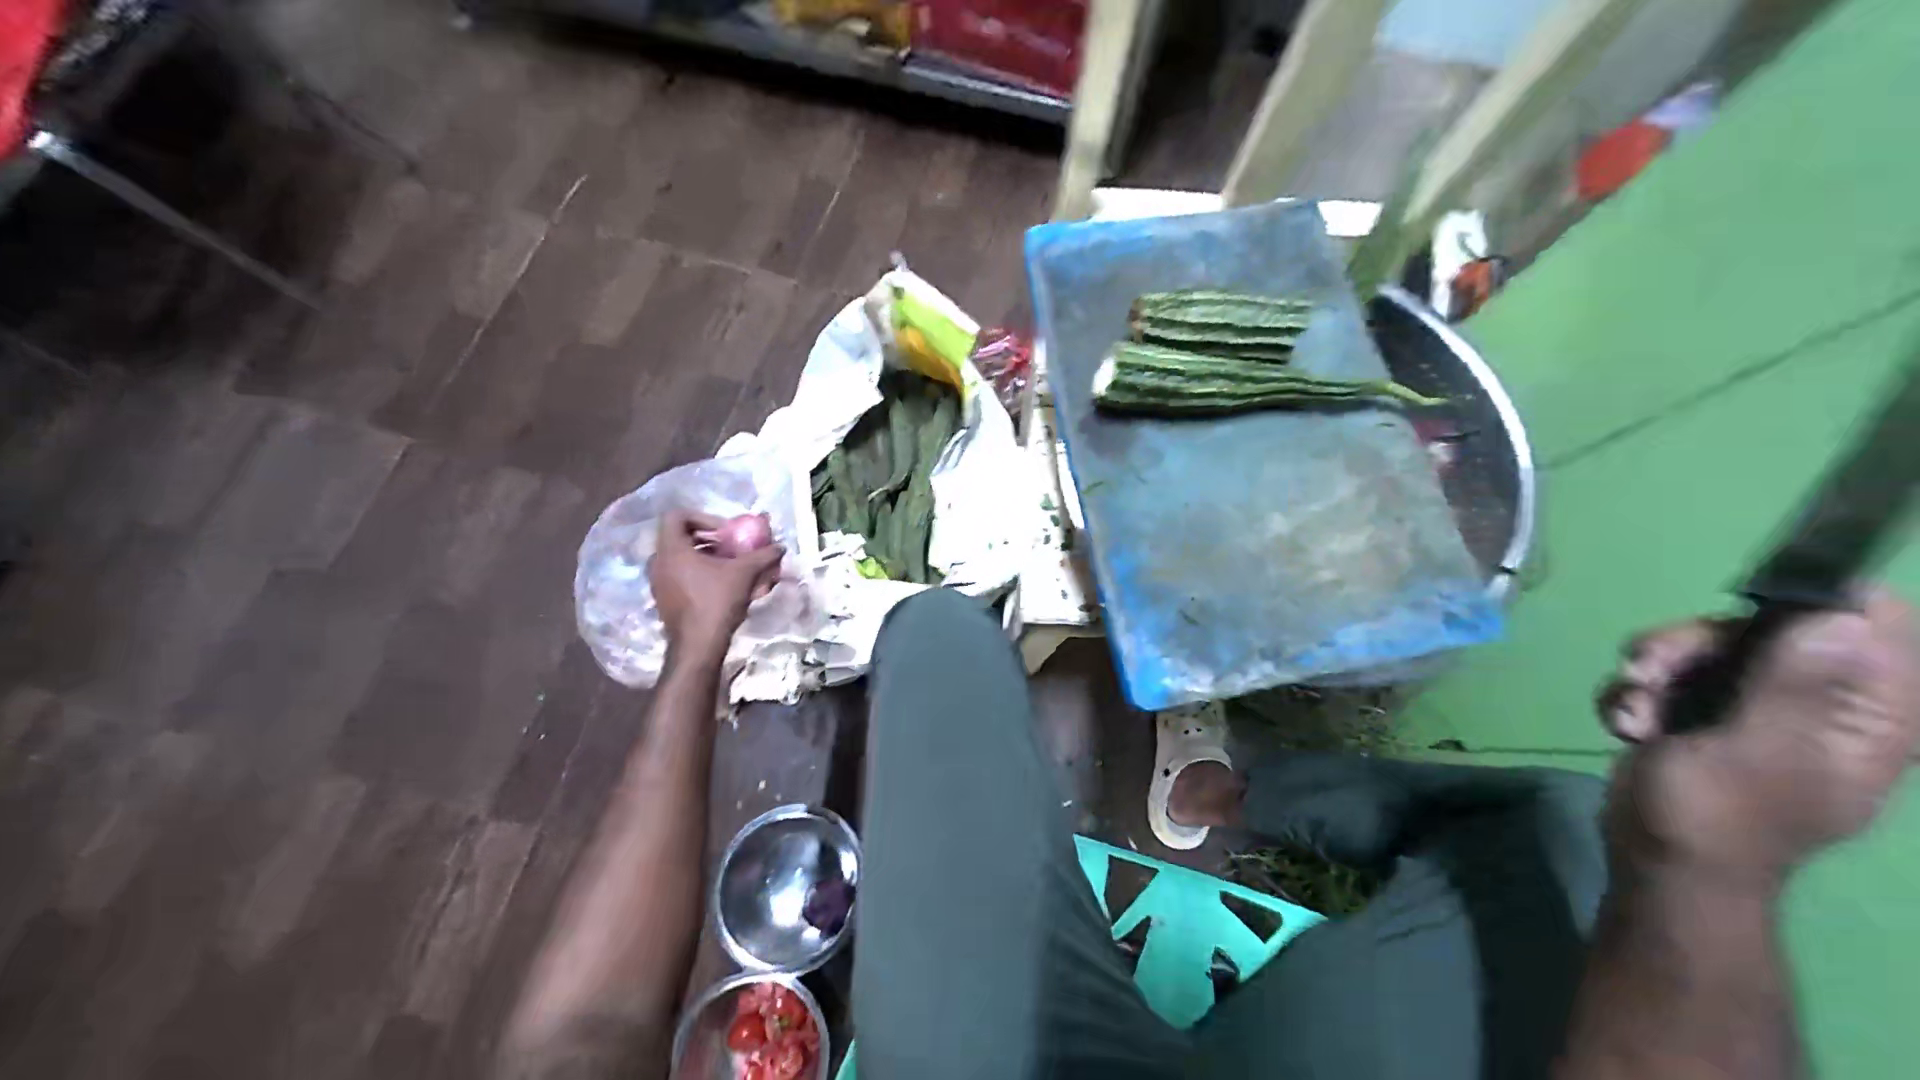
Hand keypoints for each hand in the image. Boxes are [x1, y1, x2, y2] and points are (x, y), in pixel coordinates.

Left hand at [649, 509, 784, 663]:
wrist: (698, 645)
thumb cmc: (716, 602)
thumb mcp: (744, 574)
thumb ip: (762, 556)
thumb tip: (780, 547)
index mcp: (671, 550)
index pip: (676, 516)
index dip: (703, 517)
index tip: (724, 532)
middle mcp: (658, 562)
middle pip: (679, 537)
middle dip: (708, 539)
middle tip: (730, 548)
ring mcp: (658, 583)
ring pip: (680, 558)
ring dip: (704, 557)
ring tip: (728, 568)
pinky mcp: (663, 599)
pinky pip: (678, 576)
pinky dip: (697, 574)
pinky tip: (720, 587)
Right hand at [1596, 589, 1919, 886]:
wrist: (1658, 860)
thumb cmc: (1717, 816)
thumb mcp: (1756, 753)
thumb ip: (1797, 686)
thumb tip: (1842, 612)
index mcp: (1867, 714)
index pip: (1874, 625)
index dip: (1811, 603)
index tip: (1741, 611)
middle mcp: (1818, 701)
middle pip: (1763, 628)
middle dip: (1690, 643)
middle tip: (1645, 669)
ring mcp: (1754, 706)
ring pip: (1702, 648)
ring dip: (1650, 670)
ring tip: (1630, 710)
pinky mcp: (1699, 712)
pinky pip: (1665, 675)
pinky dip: (1634, 693)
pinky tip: (1625, 724)